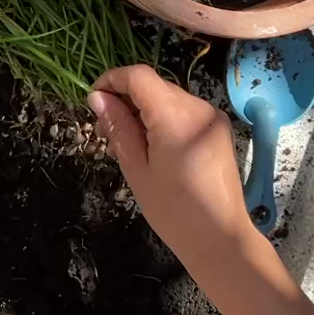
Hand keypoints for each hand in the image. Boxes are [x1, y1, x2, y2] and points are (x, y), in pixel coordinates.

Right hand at [89, 66, 259, 272]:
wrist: (220, 238)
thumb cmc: (173, 210)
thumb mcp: (136, 168)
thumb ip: (118, 127)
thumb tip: (97, 98)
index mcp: (176, 115)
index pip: (139, 76)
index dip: (112, 80)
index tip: (94, 100)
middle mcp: (198, 107)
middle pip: (153, 87)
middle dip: (125, 101)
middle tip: (105, 133)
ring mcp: (211, 117)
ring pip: (166, 99)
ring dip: (142, 113)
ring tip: (126, 146)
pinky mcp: (217, 129)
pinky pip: (182, 114)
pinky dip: (161, 122)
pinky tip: (150, 149)